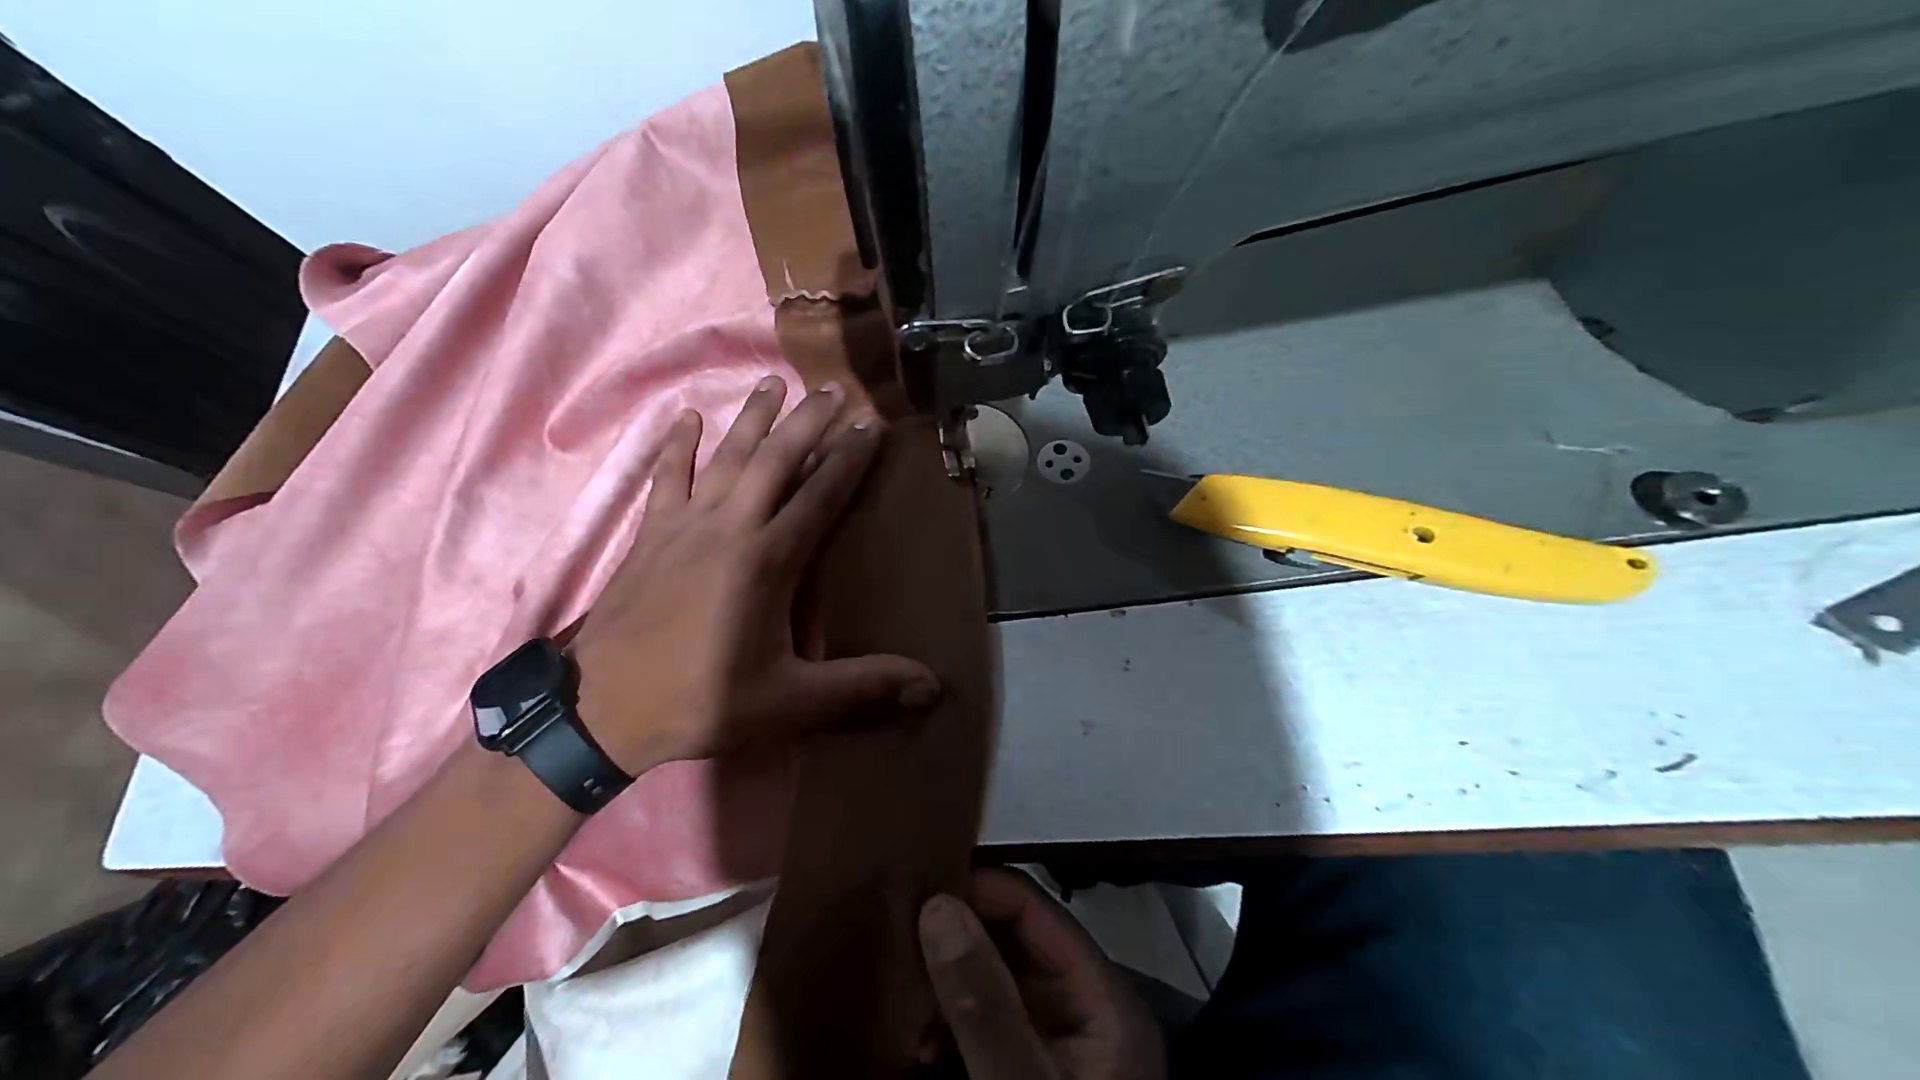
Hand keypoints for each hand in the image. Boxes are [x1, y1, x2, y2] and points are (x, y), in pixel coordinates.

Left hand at [570, 376, 940, 774]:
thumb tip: (933, 689)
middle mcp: (728, 528)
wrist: (601, 710)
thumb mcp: (791, 701)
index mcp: (767, 562)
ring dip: (752, 418)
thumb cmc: (702, 703)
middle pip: (775, 460)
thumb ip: (862, 686)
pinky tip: (685, 417)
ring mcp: (684, 526)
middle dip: (807, 421)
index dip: (849, 459)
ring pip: (725, 457)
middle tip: (833, 388)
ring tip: (772, 382)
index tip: (871, 426)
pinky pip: (665, 477)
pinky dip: (675, 446)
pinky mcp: (649, 534)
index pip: (820, 495)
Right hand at [919, 869, 1165, 1079]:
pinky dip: (951, 1022)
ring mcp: (1058, 1040)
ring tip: (901, 991)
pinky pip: (987, 1021)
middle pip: (1010, 940)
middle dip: (954, 938)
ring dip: (945, 983)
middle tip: (898, 939)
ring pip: (993, 979)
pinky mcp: (1034, 1066)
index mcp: (1104, 995)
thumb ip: (987, 1004)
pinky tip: (918, 1038)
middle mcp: (1084, 1005)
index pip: (1035, 908)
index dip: (978, 892)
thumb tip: (938, 908)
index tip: (917, 897)